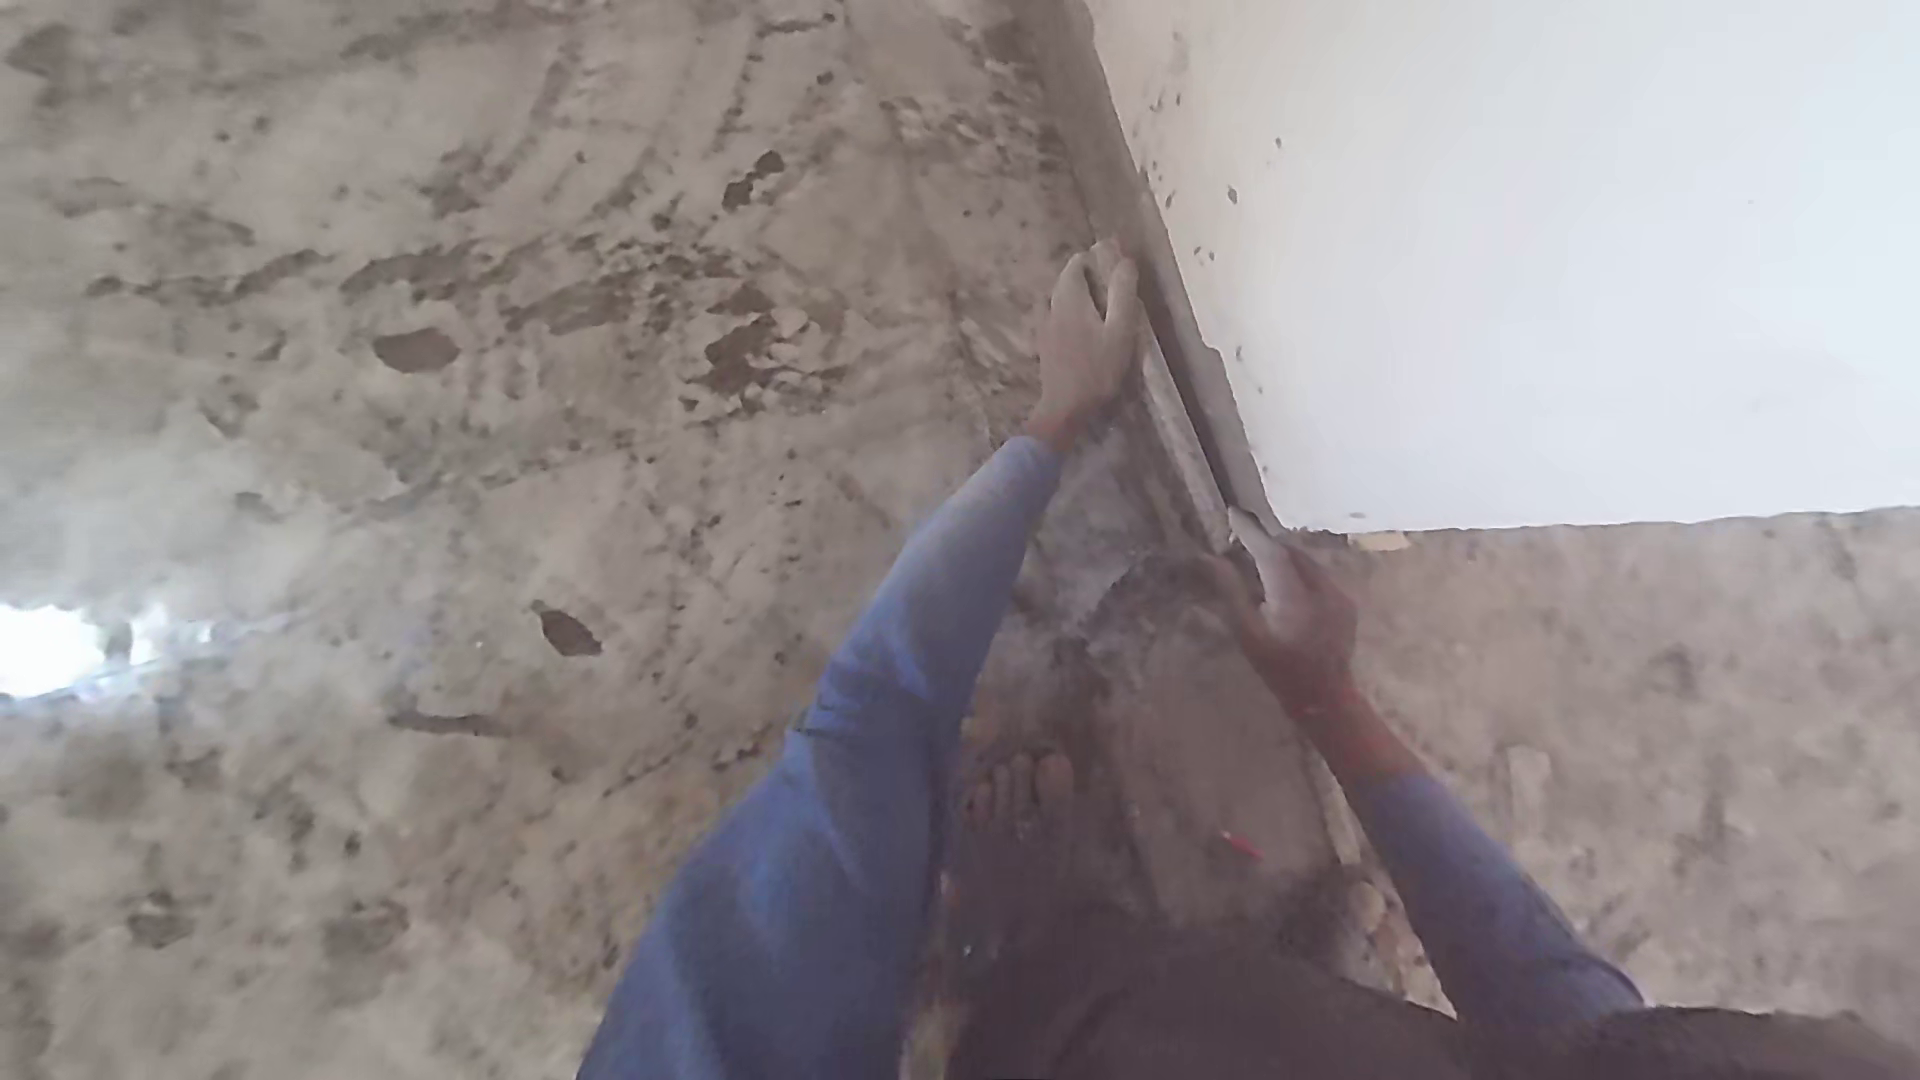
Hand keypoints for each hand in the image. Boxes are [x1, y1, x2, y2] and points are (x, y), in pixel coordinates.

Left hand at [1025, 241, 1141, 452]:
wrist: (1065, 408)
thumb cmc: (1097, 370)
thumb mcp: (1120, 331)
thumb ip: (1122, 294)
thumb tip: (1125, 261)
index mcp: (1069, 299)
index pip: (1075, 264)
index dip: (1093, 259)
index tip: (1112, 265)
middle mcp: (1050, 308)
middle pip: (1064, 281)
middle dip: (1084, 277)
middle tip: (1108, 287)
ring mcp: (1042, 328)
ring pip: (1056, 301)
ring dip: (1073, 297)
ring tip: (1096, 308)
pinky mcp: (1042, 347)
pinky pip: (1052, 319)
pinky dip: (1065, 315)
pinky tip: (1079, 329)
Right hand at [1207, 508, 1359, 717]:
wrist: (1325, 697)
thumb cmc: (1278, 668)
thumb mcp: (1246, 633)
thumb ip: (1230, 592)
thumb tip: (1209, 559)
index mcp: (1294, 597)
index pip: (1270, 552)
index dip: (1250, 531)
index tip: (1232, 513)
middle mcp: (1322, 589)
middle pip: (1290, 551)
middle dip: (1263, 541)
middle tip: (1236, 538)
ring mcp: (1338, 595)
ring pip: (1304, 561)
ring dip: (1279, 555)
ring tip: (1254, 558)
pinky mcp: (1344, 602)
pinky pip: (1315, 574)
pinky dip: (1294, 569)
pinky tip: (1279, 581)